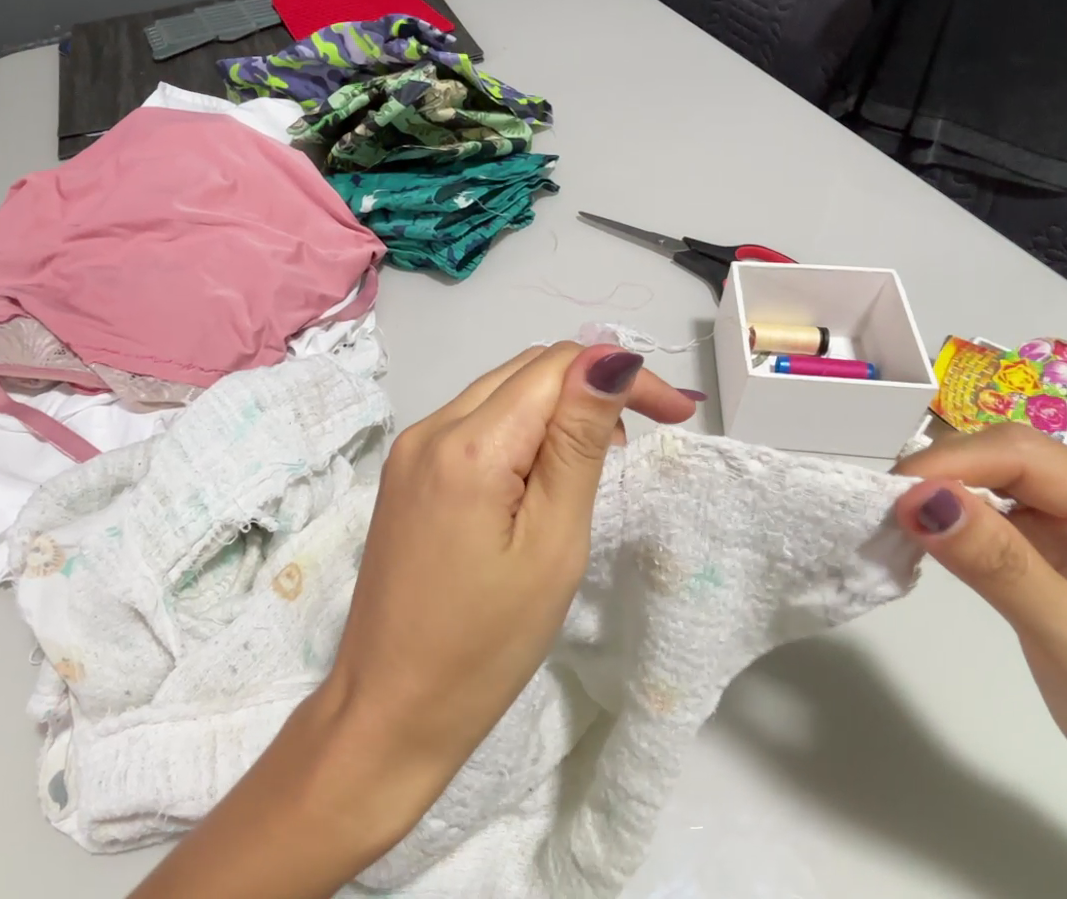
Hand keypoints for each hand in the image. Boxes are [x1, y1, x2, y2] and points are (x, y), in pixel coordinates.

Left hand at [323, 342, 696, 824]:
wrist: (392, 706)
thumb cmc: (486, 643)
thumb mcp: (552, 542)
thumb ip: (579, 443)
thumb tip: (608, 361)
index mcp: (467, 444)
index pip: (557, 366)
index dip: (622, 374)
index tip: (674, 415)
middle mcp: (429, 430)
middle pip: (525, 372)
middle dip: (591, 386)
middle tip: (643, 437)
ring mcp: (410, 452)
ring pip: (498, 395)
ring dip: (556, 409)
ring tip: (601, 458)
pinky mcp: (405, 477)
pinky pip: (472, 427)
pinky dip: (519, 433)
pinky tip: (543, 474)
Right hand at [894, 425, 1066, 898]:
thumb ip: (1000, 567)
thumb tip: (921, 500)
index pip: (1032, 457)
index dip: (956, 461)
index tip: (890, 493)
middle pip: (1015, 457)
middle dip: (945, 471)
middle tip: (882, 508)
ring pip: (1000, 481)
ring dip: (944, 492)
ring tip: (894, 521)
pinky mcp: (1057, 552)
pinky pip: (996, 515)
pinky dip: (954, 519)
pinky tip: (926, 538)